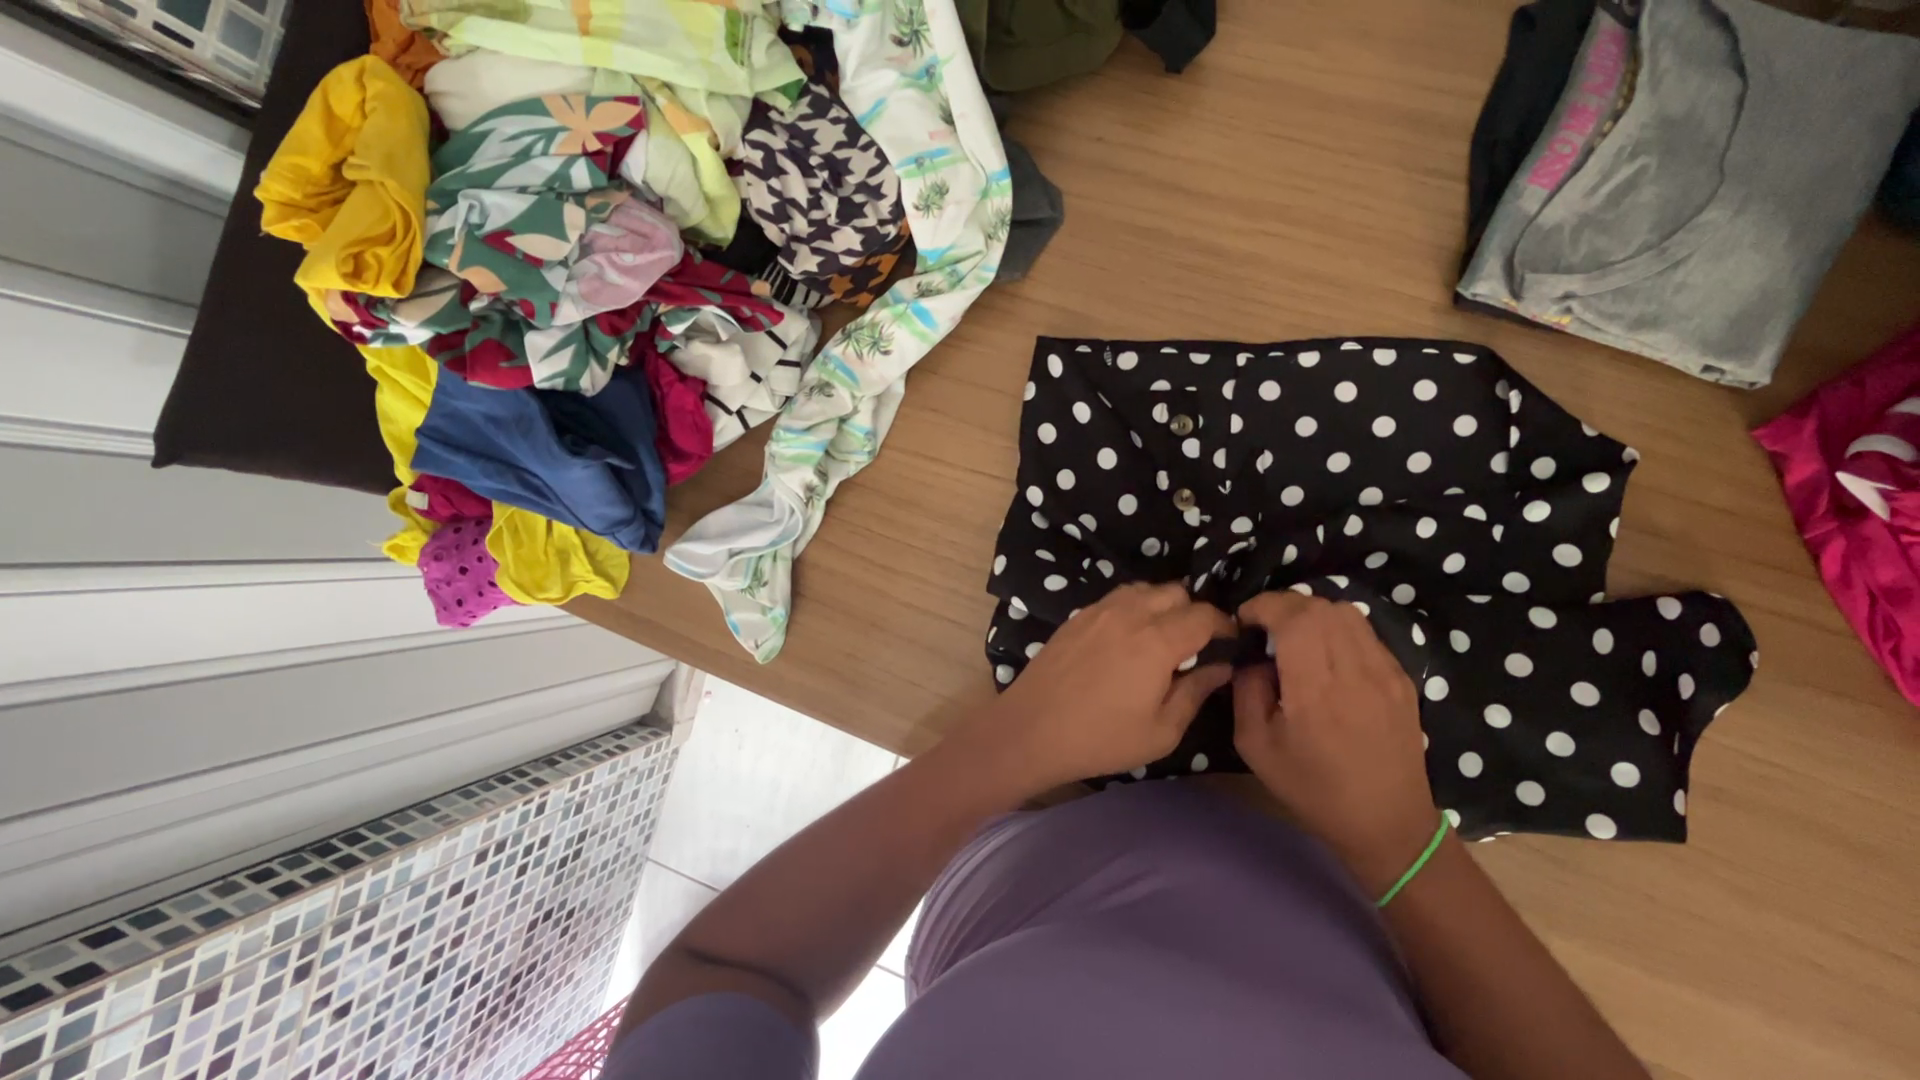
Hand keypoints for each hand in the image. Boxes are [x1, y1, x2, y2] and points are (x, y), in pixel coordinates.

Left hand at [961, 583, 1234, 793]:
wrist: (1031, 730)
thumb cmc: (1101, 738)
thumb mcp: (1161, 731)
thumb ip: (1195, 692)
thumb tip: (1221, 667)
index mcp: (1158, 640)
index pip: (1205, 615)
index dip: (1225, 627)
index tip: (1230, 645)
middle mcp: (1131, 614)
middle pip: (1177, 592)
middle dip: (1194, 613)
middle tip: (1195, 645)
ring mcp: (1099, 610)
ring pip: (1145, 589)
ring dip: (1162, 606)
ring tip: (1162, 639)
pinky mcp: (1077, 616)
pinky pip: (1117, 598)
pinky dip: (1134, 608)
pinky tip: (1129, 638)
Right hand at [1232, 591, 1437, 894]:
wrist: (1387, 821)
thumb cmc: (1312, 789)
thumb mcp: (1255, 746)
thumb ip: (1246, 690)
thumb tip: (1252, 655)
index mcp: (1314, 693)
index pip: (1293, 618)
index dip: (1264, 606)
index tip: (1245, 620)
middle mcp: (1354, 673)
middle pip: (1319, 607)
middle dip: (1283, 606)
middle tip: (1264, 626)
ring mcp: (1385, 673)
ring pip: (1346, 612)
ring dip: (1312, 613)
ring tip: (1294, 635)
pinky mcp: (1402, 678)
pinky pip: (1365, 633)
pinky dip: (1338, 629)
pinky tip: (1325, 656)